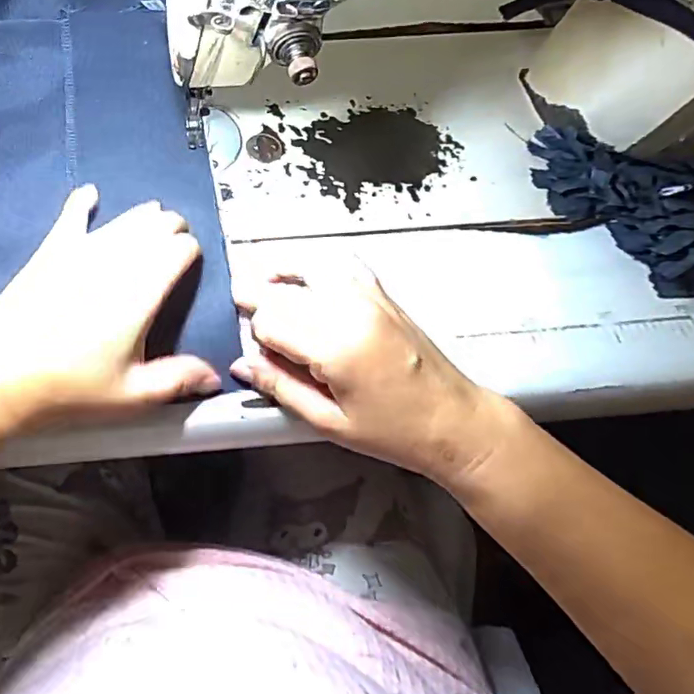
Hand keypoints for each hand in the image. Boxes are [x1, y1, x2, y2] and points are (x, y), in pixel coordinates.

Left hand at [0, 185, 220, 432]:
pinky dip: (85, 202)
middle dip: (173, 229)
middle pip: (158, 224)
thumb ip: (176, 379)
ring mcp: (84, 247)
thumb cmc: (71, 385)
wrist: (2, 370)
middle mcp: (119, 258)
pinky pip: (73, 212)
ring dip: (144, 217)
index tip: (189, 266)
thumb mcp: (131, 393)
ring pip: (127, 216)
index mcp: (144, 289)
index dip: (191, 252)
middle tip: (173, 248)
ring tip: (150, 223)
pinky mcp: (53, 246)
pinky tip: (92, 195)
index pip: (182, 248)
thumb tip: (213, 376)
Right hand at [231, 258, 519, 489]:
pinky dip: (315, 263)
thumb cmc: (398, 430)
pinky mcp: (381, 293)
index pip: (270, 321)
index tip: (257, 349)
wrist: (456, 421)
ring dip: (280, 270)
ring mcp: (368, 297)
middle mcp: (351, 313)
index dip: (255, 335)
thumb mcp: (330, 422)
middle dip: (256, 295)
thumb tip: (244, 365)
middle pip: (283, 290)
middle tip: (238, 296)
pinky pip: (340, 262)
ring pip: (308, 265)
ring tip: (260, 274)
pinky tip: (302, 272)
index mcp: (336, 349)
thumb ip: (281, 388)